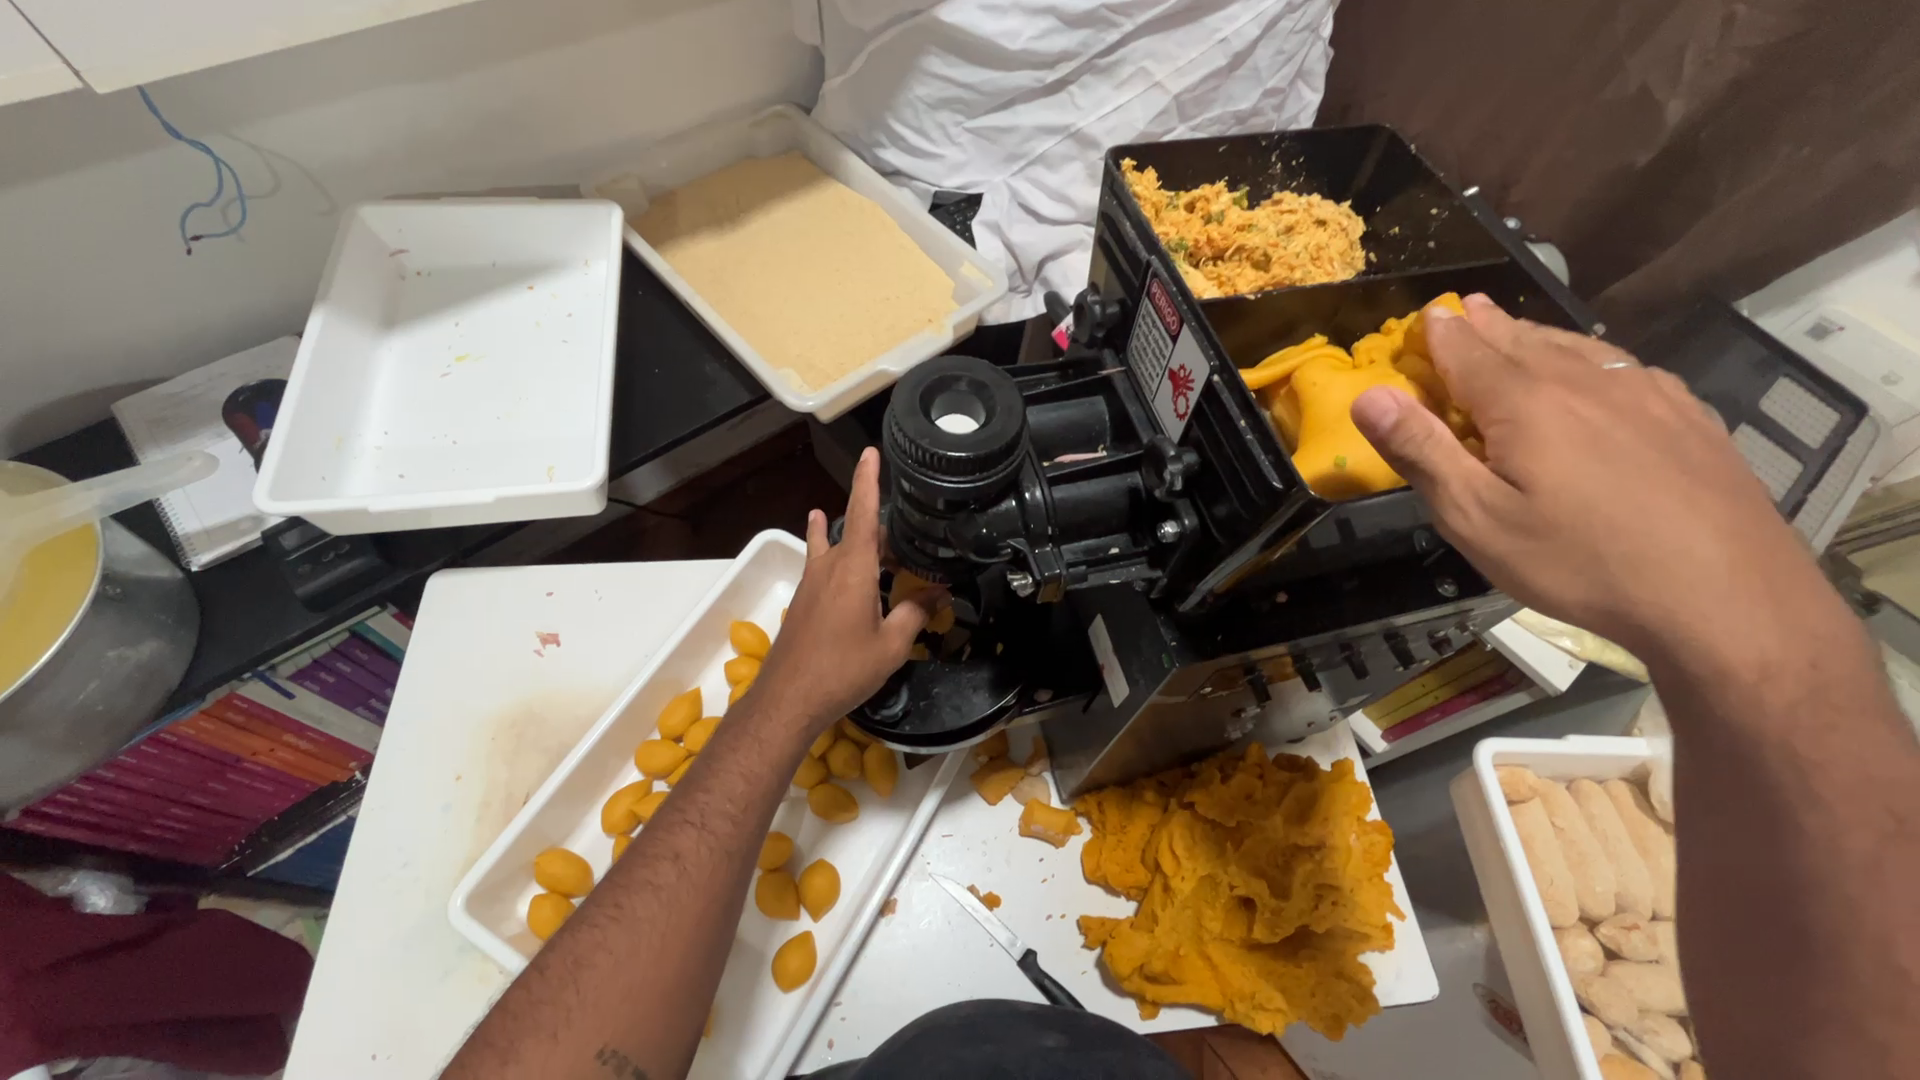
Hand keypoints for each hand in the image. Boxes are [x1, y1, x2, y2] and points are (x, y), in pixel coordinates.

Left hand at [749, 447, 941, 732]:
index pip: (864, 511)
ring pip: (834, 547)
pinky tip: (842, 569)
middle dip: (879, 526)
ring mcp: (812, 584)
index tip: (870, 452)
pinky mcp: (804, 602)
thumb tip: (939, 594)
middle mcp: (829, 566)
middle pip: (854, 530)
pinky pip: (824, 567)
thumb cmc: (844, 669)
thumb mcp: (891, 645)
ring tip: (864, 531)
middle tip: (910, 537)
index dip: (868, 480)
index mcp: (854, 568)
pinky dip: (837, 559)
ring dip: (851, 538)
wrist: (789, 698)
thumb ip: (916, 613)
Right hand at [1349, 294, 1819, 657]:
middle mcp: (1584, 380)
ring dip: (1534, 335)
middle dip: (1484, 325)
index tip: (1421, 317)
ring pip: (1575, 347)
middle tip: (1463, 310)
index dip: (1438, 333)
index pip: (1467, 349)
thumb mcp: (1475, 518)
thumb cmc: (1577, 561)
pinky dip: (1589, 357)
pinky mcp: (1687, 417)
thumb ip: (1420, 451)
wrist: (1726, 596)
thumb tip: (1368, 394)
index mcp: (1524, 402)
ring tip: (1513, 329)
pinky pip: (1623, 367)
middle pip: (1520, 339)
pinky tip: (1593, 370)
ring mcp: (1645, 393)